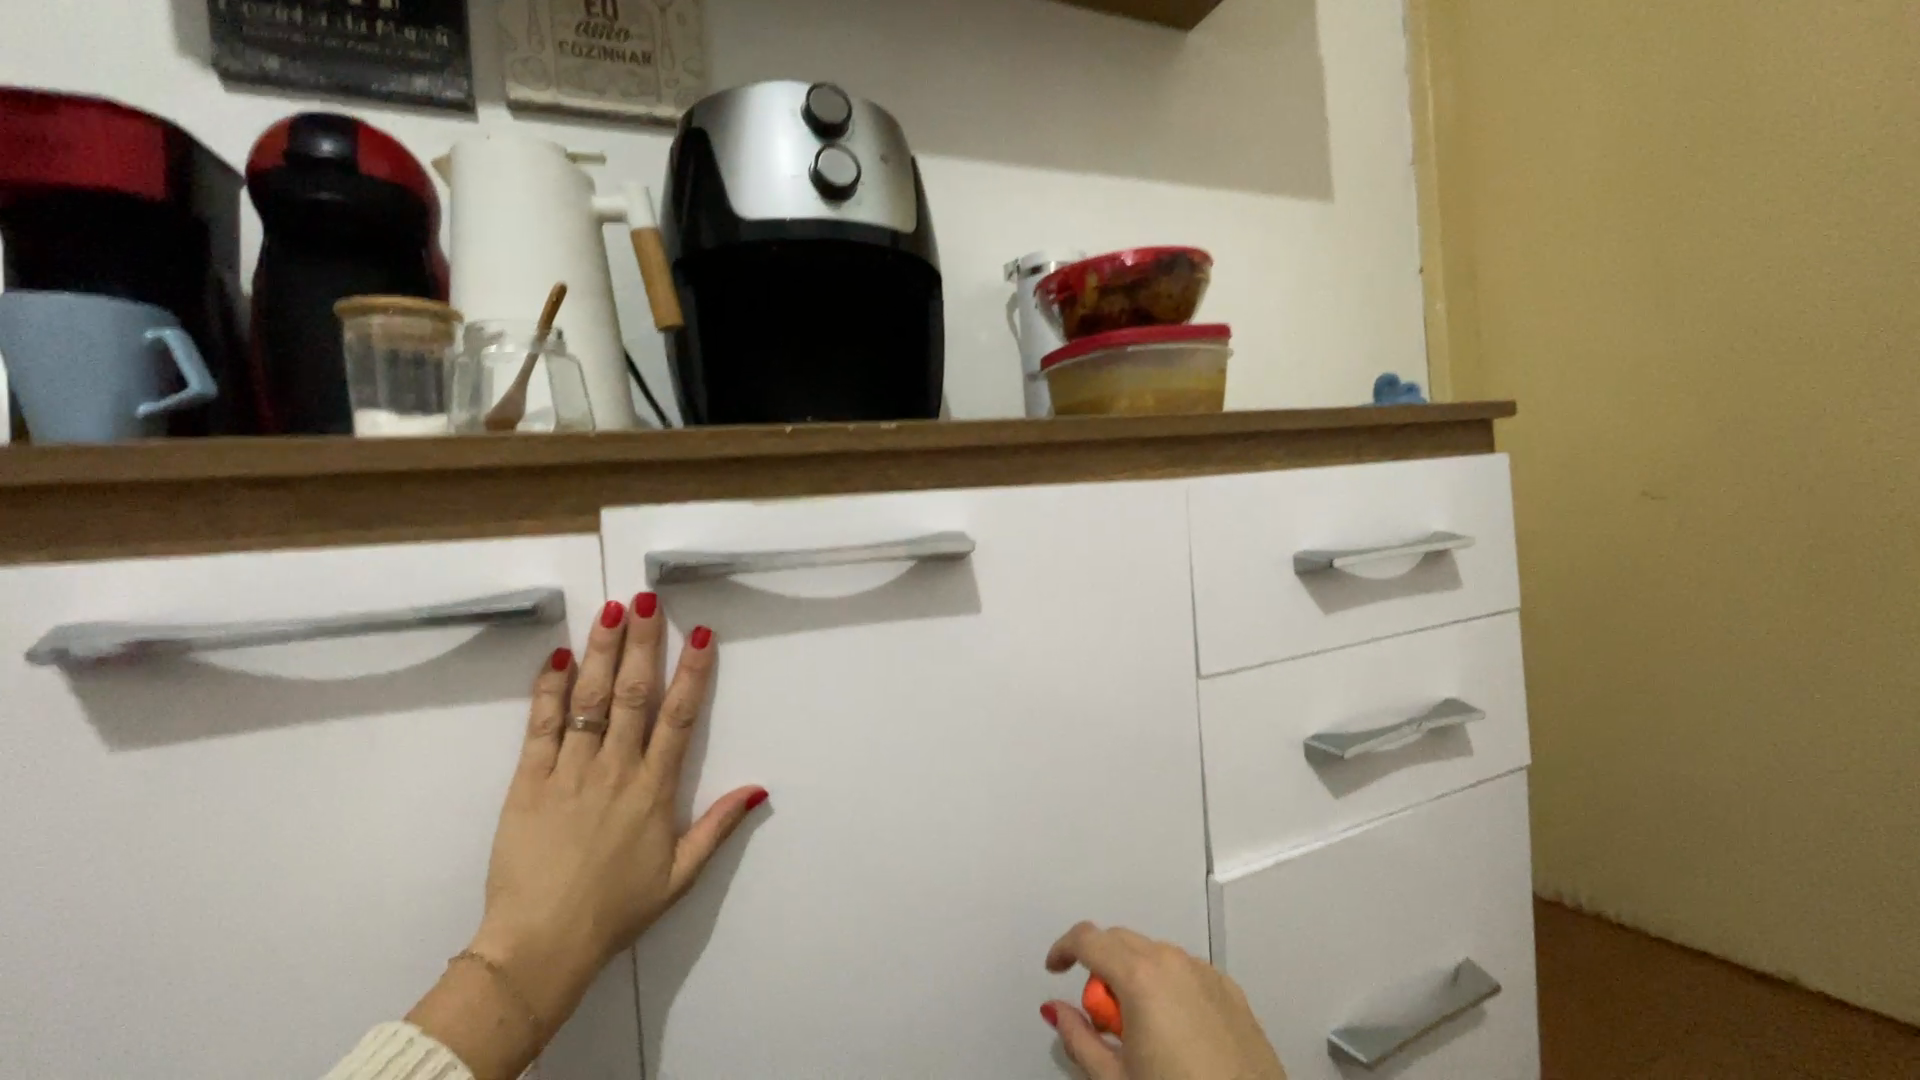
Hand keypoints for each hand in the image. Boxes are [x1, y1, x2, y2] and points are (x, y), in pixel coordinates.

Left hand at [408, 594, 763, 1078]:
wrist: (540, 944)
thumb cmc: (616, 910)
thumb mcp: (680, 875)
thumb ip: (717, 827)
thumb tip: (757, 788)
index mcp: (654, 789)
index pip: (680, 717)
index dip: (693, 672)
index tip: (700, 634)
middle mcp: (615, 769)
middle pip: (633, 693)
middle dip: (643, 642)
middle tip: (648, 598)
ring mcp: (569, 771)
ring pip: (589, 699)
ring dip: (601, 651)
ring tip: (611, 611)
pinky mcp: (527, 781)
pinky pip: (541, 726)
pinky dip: (549, 689)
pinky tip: (558, 656)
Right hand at [1042, 923, 1287, 1079]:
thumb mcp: (1114, 1079)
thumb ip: (1077, 1037)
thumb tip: (1056, 1010)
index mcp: (1140, 977)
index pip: (1087, 938)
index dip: (1063, 949)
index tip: (1055, 970)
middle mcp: (1173, 962)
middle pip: (1119, 940)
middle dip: (1099, 966)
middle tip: (1098, 1018)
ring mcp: (1206, 973)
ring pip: (1154, 954)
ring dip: (1135, 976)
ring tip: (1140, 1032)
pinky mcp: (1231, 990)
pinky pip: (1185, 971)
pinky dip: (1169, 987)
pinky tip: (1175, 1032)